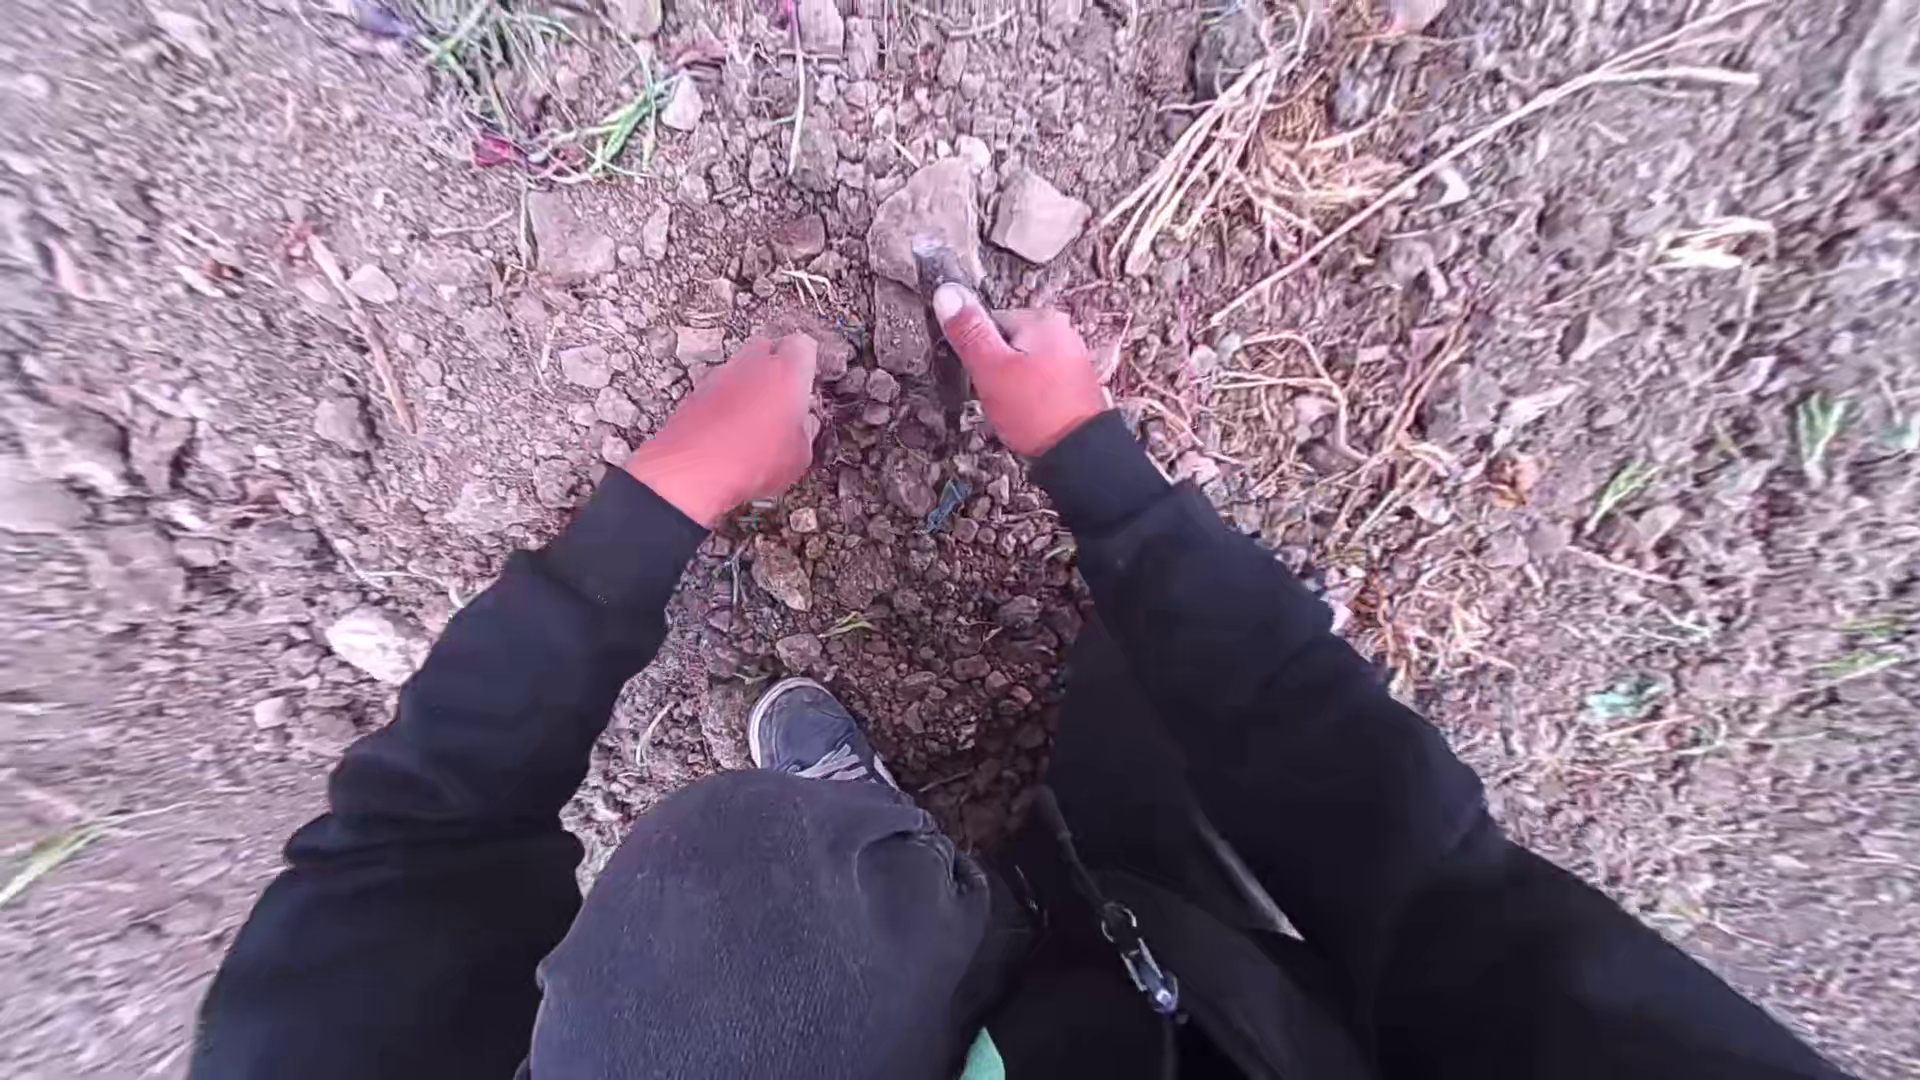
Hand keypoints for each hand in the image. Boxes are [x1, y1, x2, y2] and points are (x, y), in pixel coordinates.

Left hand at [623, 333, 818, 526]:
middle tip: (788, 396)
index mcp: (786, 372)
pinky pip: (718, 387)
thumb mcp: (800, 456)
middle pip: (768, 348)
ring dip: (750, 383)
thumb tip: (806, 429)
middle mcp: (751, 365)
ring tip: (760, 418)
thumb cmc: (748, 460)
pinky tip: (734, 429)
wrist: (694, 471)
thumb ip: (807, 431)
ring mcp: (718, 376)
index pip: (804, 346)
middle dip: (778, 367)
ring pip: (740, 366)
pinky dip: (727, 400)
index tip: (811, 377)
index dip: (810, 362)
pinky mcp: (695, 393)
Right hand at [933, 283, 1106, 455]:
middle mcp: (1062, 334)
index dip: (976, 353)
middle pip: (1006, 346)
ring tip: (1014, 410)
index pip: (989, 322)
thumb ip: (969, 332)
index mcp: (1042, 320)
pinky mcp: (1072, 386)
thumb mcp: (991, 369)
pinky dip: (1028, 401)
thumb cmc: (1038, 413)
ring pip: (1021, 369)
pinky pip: (1037, 386)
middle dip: (995, 373)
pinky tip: (1027, 417)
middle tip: (997, 396)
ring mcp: (1070, 360)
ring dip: (1010, 389)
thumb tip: (947, 294)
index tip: (979, 375)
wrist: (1078, 453)